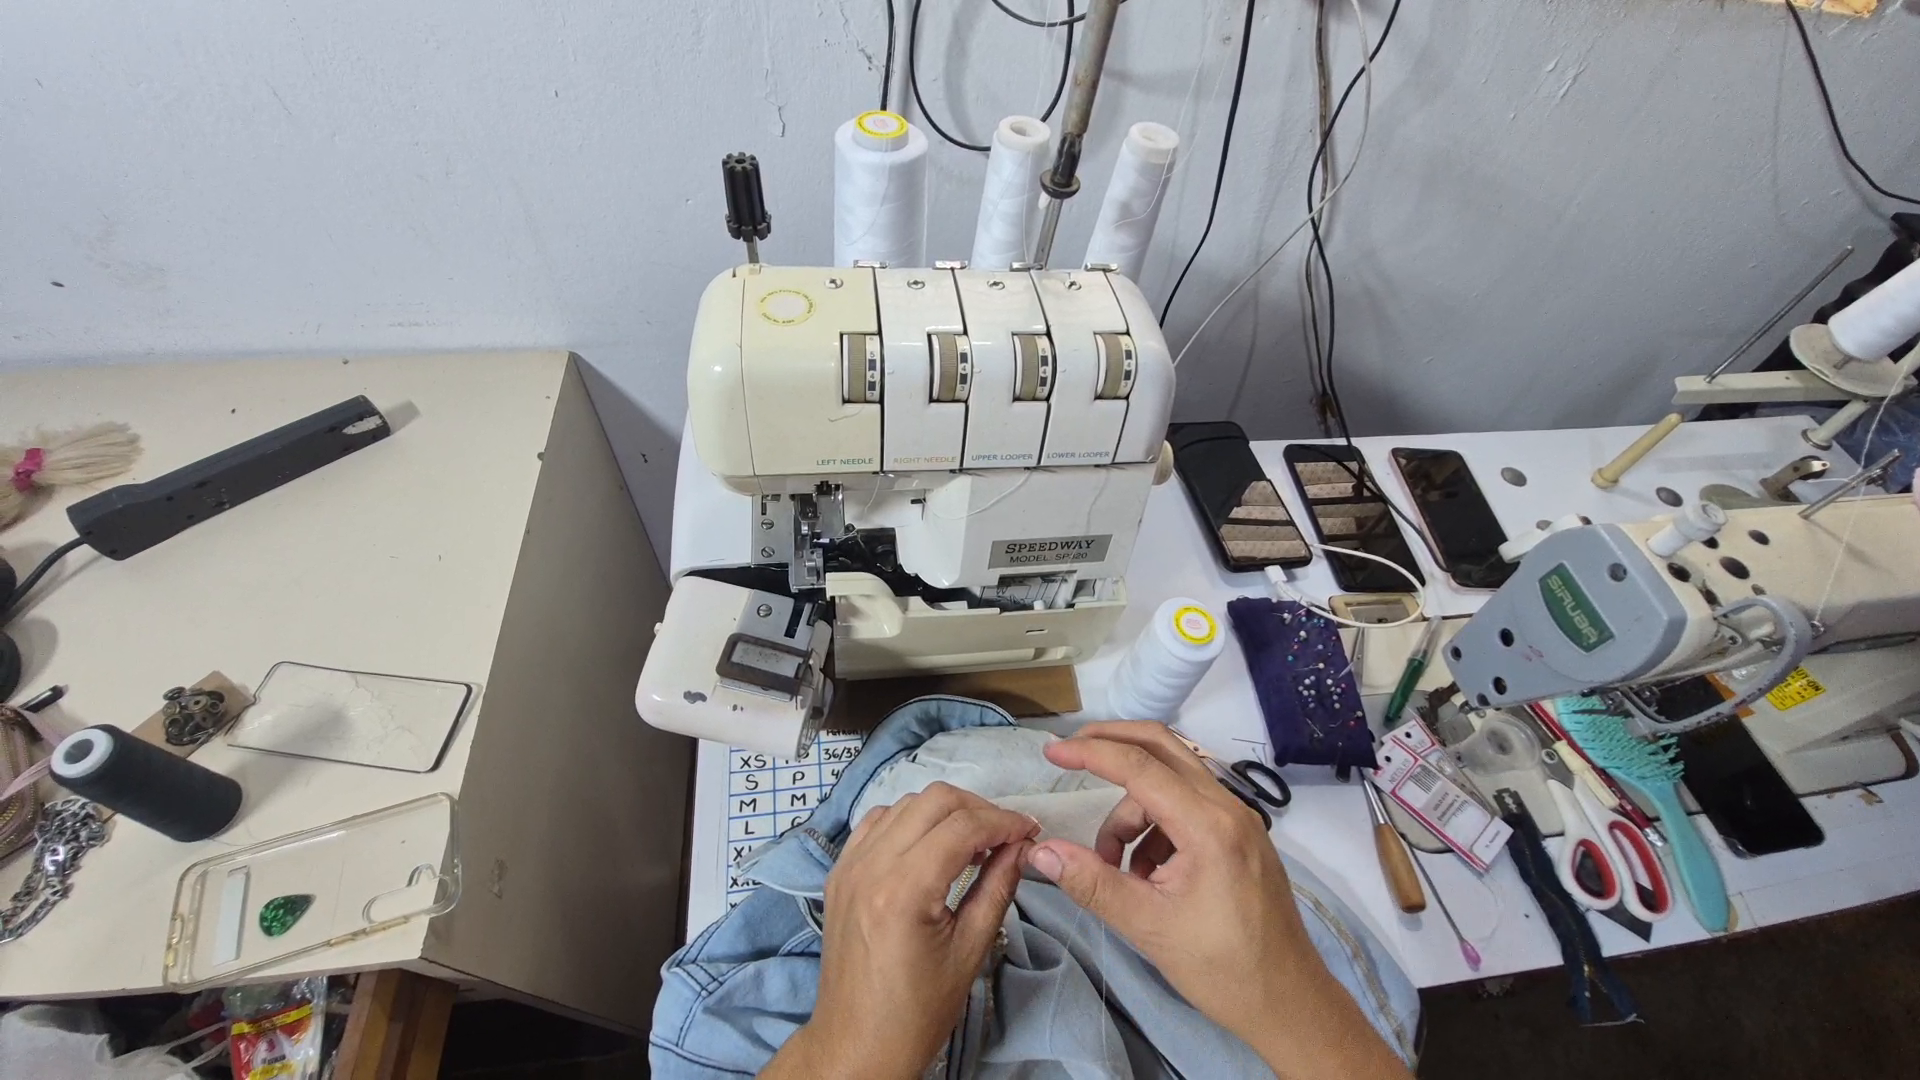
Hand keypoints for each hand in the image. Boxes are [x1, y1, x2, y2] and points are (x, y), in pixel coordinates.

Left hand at [766, 782, 1038, 1079]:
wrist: (856, 1045)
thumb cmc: (917, 1011)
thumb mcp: (970, 951)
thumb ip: (998, 887)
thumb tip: (1022, 846)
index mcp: (903, 890)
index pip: (963, 827)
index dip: (1004, 822)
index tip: (1030, 831)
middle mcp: (871, 865)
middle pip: (934, 800)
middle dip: (978, 809)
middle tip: (1005, 834)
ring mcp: (849, 863)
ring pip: (906, 802)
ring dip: (945, 811)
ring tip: (972, 841)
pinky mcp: (840, 869)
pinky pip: (878, 820)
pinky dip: (910, 819)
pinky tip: (930, 844)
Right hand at [1026, 723, 1408, 1079]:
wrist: (1292, 1006)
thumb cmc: (1223, 969)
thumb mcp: (1148, 927)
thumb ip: (1091, 882)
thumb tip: (1040, 851)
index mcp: (1209, 825)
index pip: (1140, 766)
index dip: (1090, 753)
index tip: (1051, 752)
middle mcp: (1227, 807)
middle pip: (1162, 746)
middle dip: (1111, 743)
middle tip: (1069, 754)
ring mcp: (1237, 817)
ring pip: (1170, 779)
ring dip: (1131, 807)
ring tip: (1113, 864)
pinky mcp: (1238, 833)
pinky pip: (1186, 804)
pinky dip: (1154, 824)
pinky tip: (1145, 871)